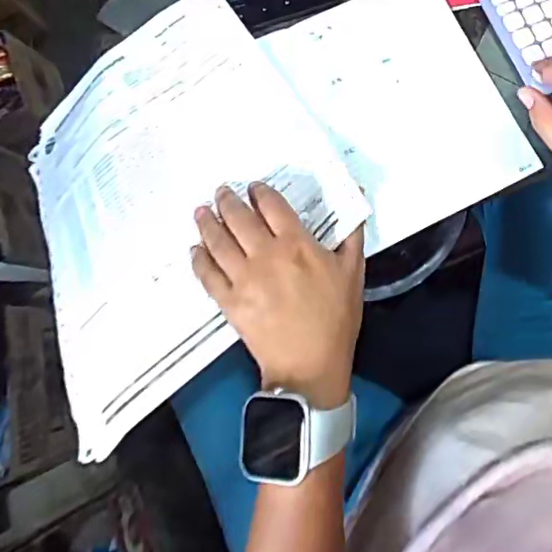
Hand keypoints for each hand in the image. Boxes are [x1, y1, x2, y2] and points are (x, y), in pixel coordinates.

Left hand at [190, 182, 362, 408]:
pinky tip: (196, 250)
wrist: (309, 364)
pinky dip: (199, 259)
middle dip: (228, 201)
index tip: (254, 187)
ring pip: (219, 242)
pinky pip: (208, 275)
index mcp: (297, 243)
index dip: (260, 192)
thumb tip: (354, 199)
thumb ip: (352, 232)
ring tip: (202, 212)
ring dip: (208, 223)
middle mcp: (266, 255)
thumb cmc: (336, 316)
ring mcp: (244, 279)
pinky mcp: (229, 302)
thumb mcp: (353, 269)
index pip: (272, 206)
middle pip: (240, 219)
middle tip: (222, 191)